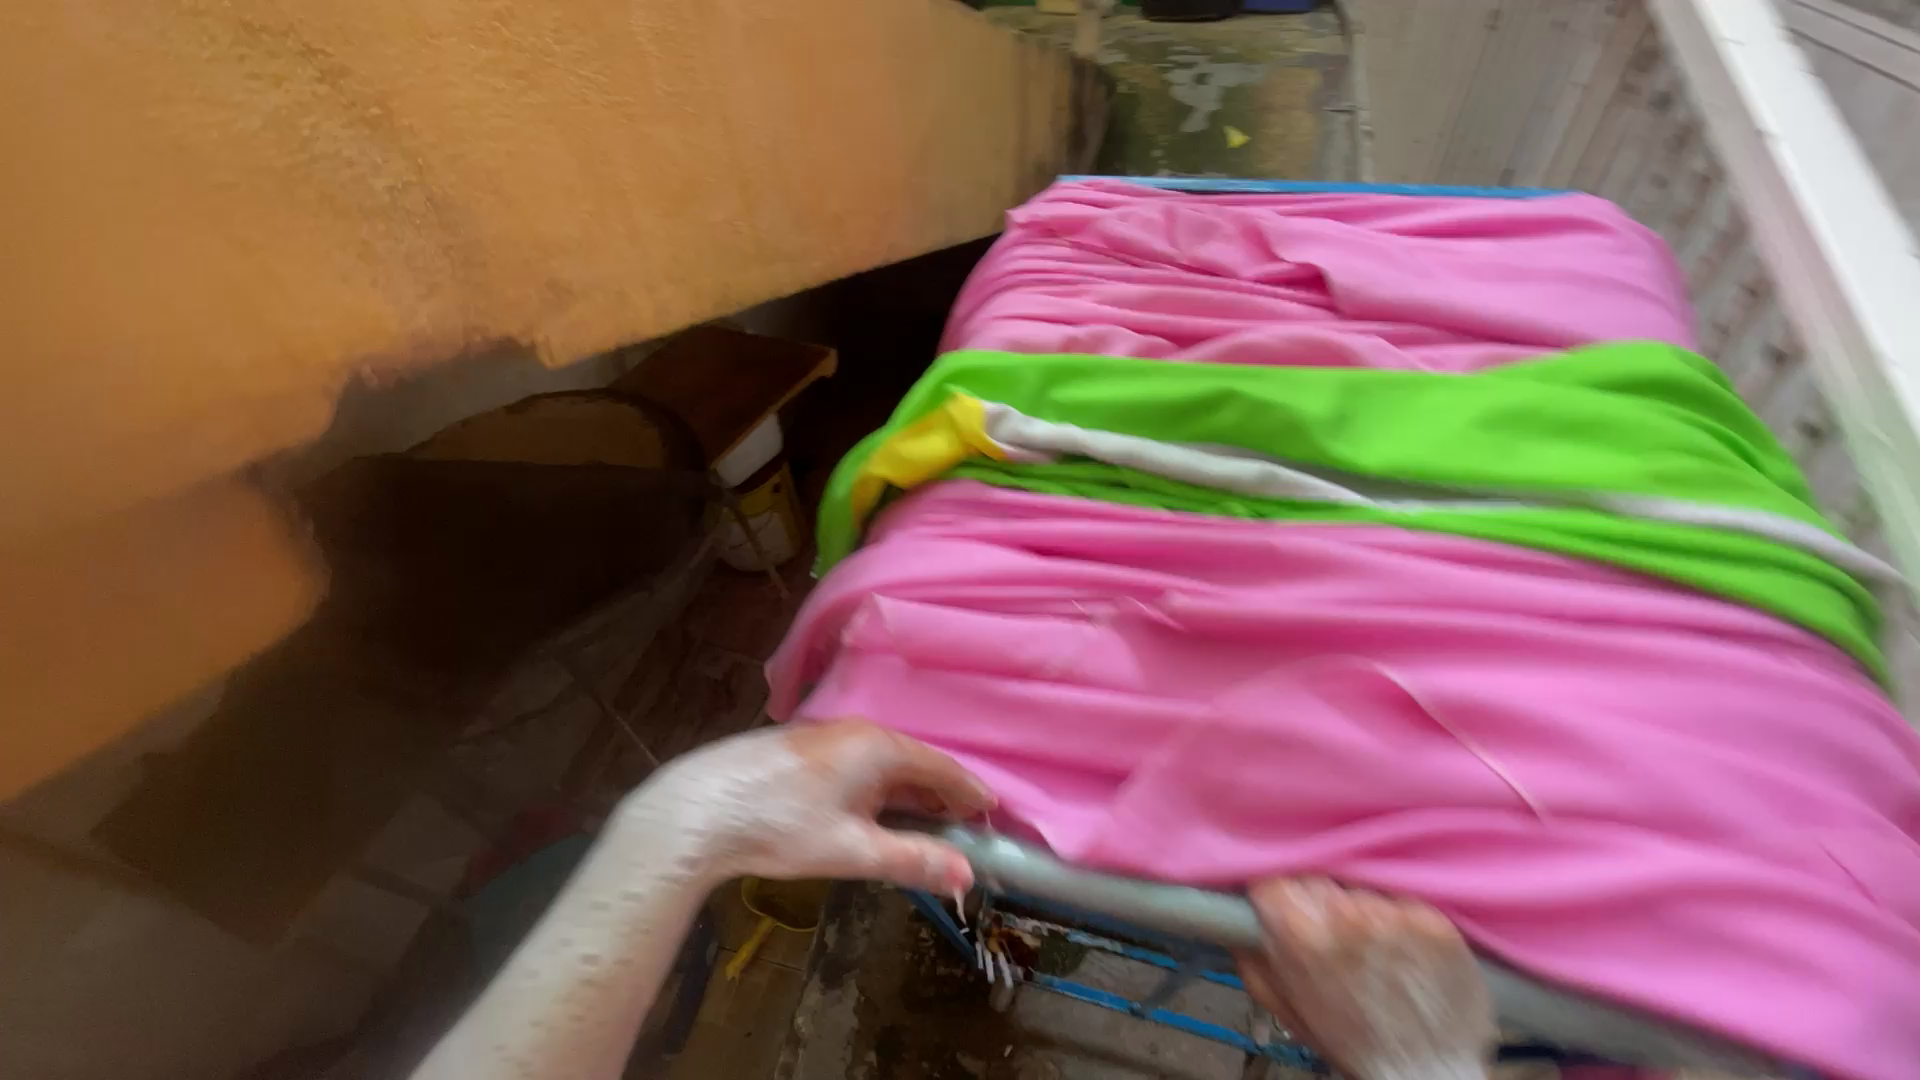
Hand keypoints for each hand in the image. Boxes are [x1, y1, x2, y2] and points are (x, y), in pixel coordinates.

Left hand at [615, 721, 994, 893]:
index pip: (941, 767)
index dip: (968, 791)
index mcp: (880, 747)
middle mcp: (859, 732)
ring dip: (908, 791)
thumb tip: (967, 875)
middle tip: (962, 825)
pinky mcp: (803, 747)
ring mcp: (828, 736)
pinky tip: (871, 810)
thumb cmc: (783, 826)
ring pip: (884, 762)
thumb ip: (912, 859)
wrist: (698, 808)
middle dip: (940, 793)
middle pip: (914, 761)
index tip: (991, 812)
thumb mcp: (852, 850)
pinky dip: (879, 786)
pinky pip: (859, 763)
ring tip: (923, 821)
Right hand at [1235, 878, 1493, 1079]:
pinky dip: (1397, 912)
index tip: (1280, 898)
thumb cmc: (1346, 1038)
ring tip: (1368, 937)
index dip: (1273, 885)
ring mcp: (1391, 916)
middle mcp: (1343, 914)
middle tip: (1325, 923)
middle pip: (1314, 872)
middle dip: (1314, 893)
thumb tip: (1232, 905)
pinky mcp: (1430, 921)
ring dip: (1356, 901)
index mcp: (1298, 933)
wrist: (1423, 1071)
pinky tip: (1401, 942)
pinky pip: (1400, 896)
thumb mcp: (1282, 1002)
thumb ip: (1249, 950)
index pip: (1271, 874)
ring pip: (1357, 883)